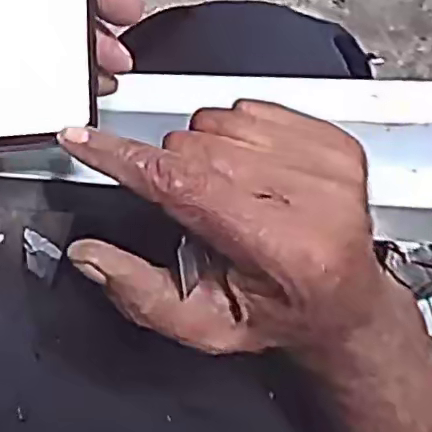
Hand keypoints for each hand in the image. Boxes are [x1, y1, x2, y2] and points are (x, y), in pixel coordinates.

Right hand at [58, 101, 407, 361]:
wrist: (349, 303)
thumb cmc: (280, 313)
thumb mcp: (205, 324)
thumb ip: (139, 292)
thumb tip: (88, 254)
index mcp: (284, 250)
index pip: (180, 182)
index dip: (121, 156)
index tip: (82, 139)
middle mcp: (315, 201)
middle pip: (191, 147)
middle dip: (174, 171)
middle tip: (200, 211)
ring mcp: (328, 164)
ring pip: (214, 120)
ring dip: (205, 149)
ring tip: (230, 191)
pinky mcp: (334, 139)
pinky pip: (246, 107)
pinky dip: (235, 133)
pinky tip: (252, 169)